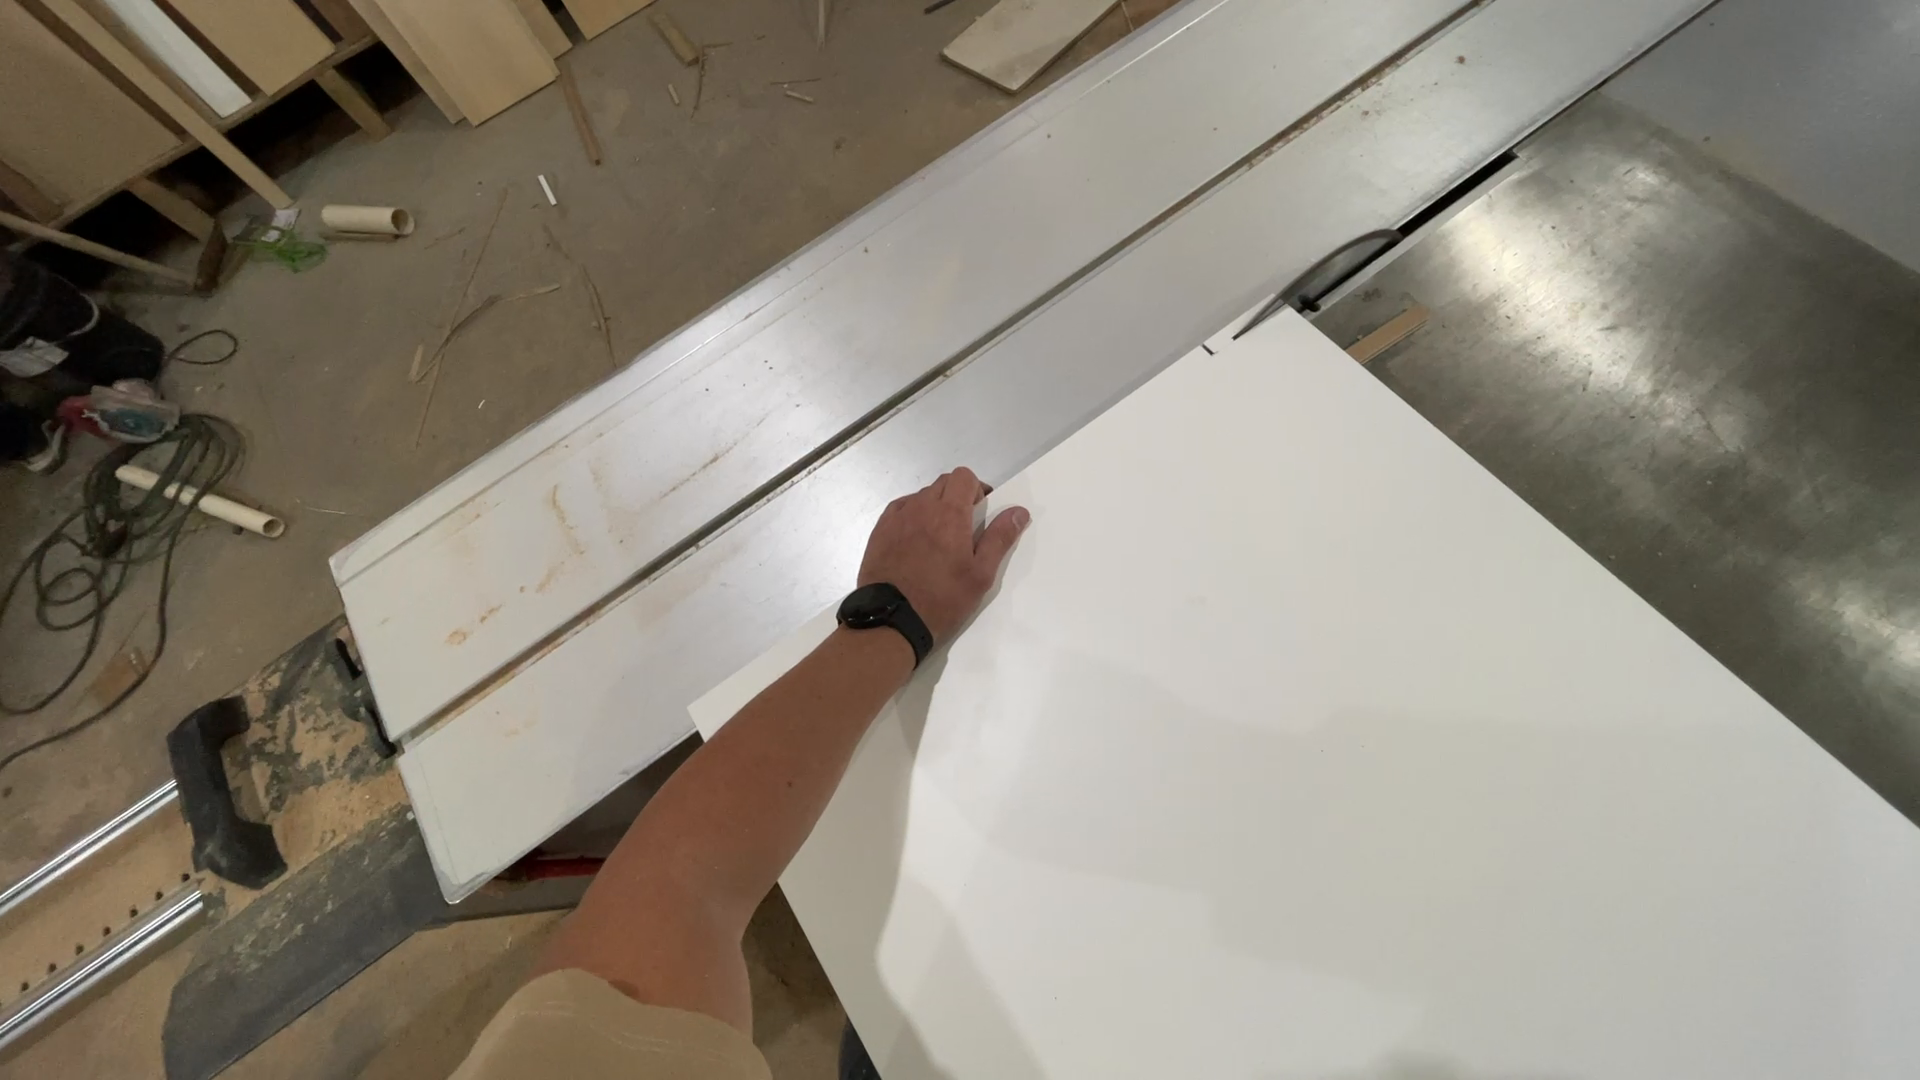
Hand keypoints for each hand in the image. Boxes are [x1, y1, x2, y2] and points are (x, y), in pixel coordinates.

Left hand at [858, 467, 1029, 643]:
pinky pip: (901, 510)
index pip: (963, 476)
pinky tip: (915, 542)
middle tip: (964, 528)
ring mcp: (897, 517)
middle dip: (957, 496)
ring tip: (938, 540)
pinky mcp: (880, 530)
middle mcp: (921, 507)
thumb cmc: (942, 598)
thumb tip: (1019, 511)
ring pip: (921, 496)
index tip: (980, 511)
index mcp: (949, 513)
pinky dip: (912, 516)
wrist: (893, 618)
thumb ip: (1000, 538)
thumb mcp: (980, 574)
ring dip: (934, 507)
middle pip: (943, 483)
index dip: (975, 489)